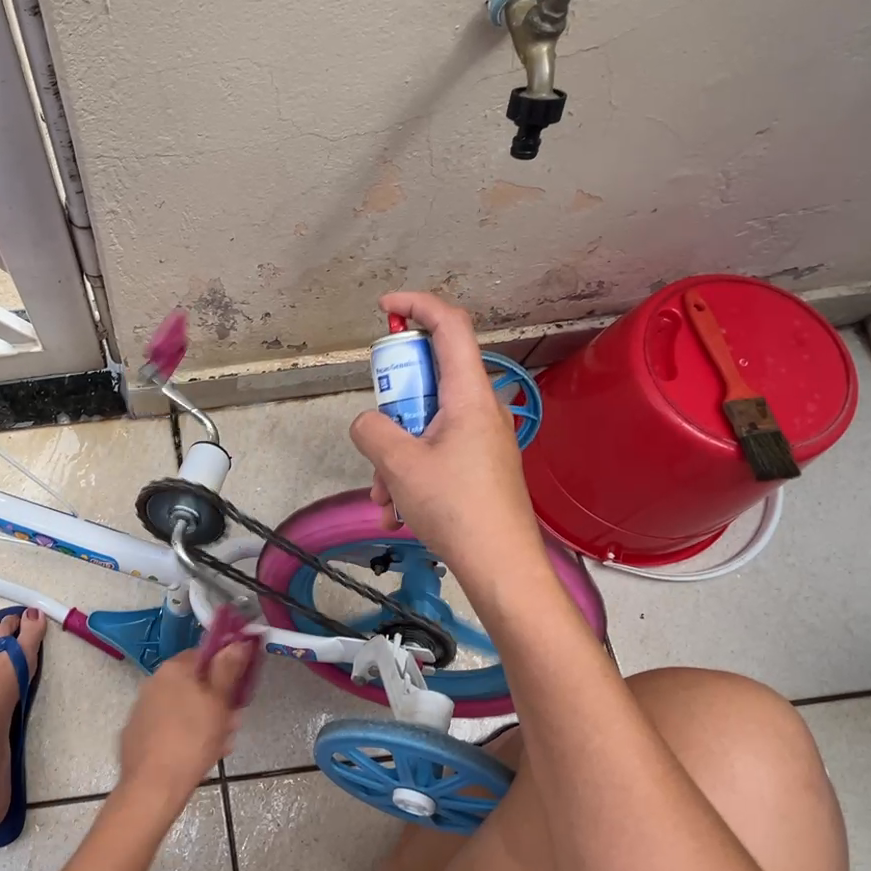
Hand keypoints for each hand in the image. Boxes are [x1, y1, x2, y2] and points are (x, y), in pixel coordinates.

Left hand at [119, 644, 251, 805]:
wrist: (153, 786)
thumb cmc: (192, 740)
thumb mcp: (218, 702)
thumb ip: (228, 669)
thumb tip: (237, 642)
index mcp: (174, 668)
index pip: (204, 655)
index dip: (225, 671)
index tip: (238, 692)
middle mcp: (154, 681)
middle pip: (195, 684)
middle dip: (217, 702)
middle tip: (232, 724)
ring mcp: (142, 708)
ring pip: (184, 708)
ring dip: (205, 721)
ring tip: (220, 745)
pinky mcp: (137, 732)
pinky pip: (169, 726)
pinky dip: (184, 735)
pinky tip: (197, 756)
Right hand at [351, 291, 544, 570]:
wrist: (500, 565)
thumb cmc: (456, 507)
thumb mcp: (398, 465)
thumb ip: (372, 430)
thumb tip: (369, 424)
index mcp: (469, 394)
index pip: (450, 325)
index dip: (417, 305)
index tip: (385, 307)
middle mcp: (481, 408)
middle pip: (428, 379)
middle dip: (390, 410)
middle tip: (376, 442)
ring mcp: (482, 437)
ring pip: (426, 423)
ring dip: (394, 454)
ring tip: (385, 496)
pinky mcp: (480, 464)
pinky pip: (436, 450)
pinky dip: (411, 473)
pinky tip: (399, 511)